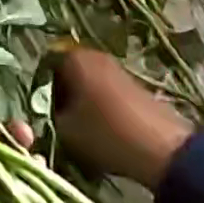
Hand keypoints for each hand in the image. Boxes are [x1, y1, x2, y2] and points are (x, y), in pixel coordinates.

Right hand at [52, 48, 192, 188]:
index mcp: (74, 58)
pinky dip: (101, 106)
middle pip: (68, 72)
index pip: (46, 65)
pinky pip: (106, 91)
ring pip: (88, 82)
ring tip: (82, 129)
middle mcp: (94, 55)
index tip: (43, 113)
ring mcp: (116, 68)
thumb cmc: (105, 133)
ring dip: (82, 102)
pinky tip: (104, 130)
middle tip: (61, 121)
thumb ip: (49, 117)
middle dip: (63, 95)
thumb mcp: (65, 130)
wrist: (162, 147)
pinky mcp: (134, 84)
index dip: (41, 89)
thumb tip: (52, 113)